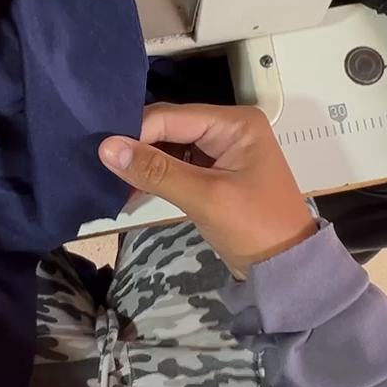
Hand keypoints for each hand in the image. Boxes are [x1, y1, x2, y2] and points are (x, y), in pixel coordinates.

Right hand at [99, 104, 318, 274]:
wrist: (288, 270)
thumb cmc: (254, 228)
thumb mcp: (205, 198)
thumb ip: (156, 171)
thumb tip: (106, 147)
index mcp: (234, 122)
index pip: (171, 116)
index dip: (135, 132)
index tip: (100, 152)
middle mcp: (227, 127)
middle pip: (168, 127)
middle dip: (136, 146)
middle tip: (98, 165)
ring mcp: (220, 150)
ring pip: (168, 146)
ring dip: (143, 164)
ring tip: (109, 180)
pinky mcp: (213, 172)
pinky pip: (176, 164)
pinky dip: (155, 176)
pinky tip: (130, 191)